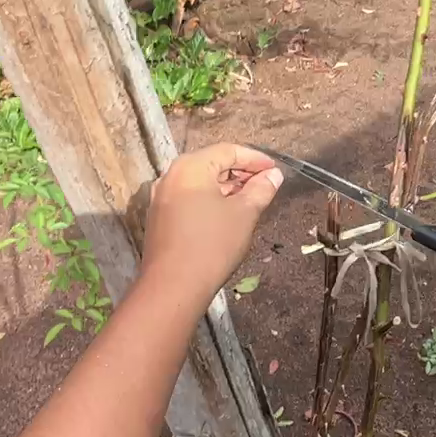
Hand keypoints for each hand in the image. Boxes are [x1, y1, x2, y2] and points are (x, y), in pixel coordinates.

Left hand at [143, 144, 283, 296]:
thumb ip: (261, 189)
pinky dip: (211, 200)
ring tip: (251, 200)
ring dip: (227, 188)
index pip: (228, 151)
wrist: (173, 286)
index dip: (255, 159)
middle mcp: (171, 176)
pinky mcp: (160, 218)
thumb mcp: (244, 213)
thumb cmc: (212, 244)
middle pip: (212, 163)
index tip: (275, 170)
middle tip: (266, 184)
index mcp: (190, 167)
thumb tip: (274, 175)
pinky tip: (228, 215)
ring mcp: (161, 198)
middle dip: (241, 172)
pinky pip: (190, 198)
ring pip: (201, 183)